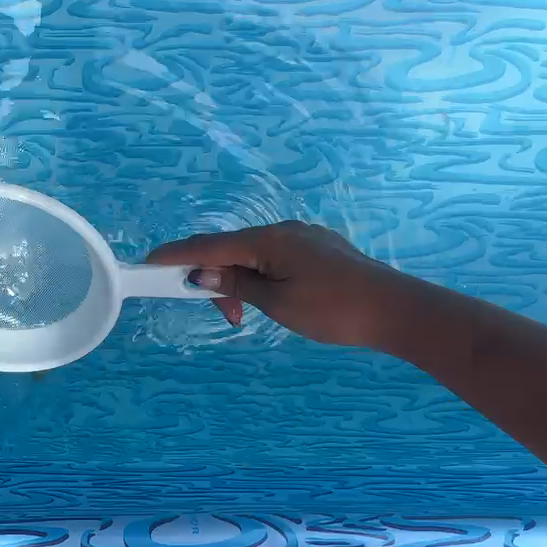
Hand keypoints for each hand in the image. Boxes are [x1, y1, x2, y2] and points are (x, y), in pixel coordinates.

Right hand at [146, 221, 426, 350]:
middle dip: (214, 278)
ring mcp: (303, 238)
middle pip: (230, 248)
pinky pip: (273, 257)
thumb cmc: (334, 309)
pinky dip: (258, 276)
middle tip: (227, 316)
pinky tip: (267, 297)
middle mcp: (283, 231)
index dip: (176, 254)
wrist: (398, 311)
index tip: (148, 262)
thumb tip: (202, 273)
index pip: (209, 245)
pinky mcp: (317, 249)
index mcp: (269, 240)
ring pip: (253, 254)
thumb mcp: (277, 302)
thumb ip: (236, 285)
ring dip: (238, 281)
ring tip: (247, 314)